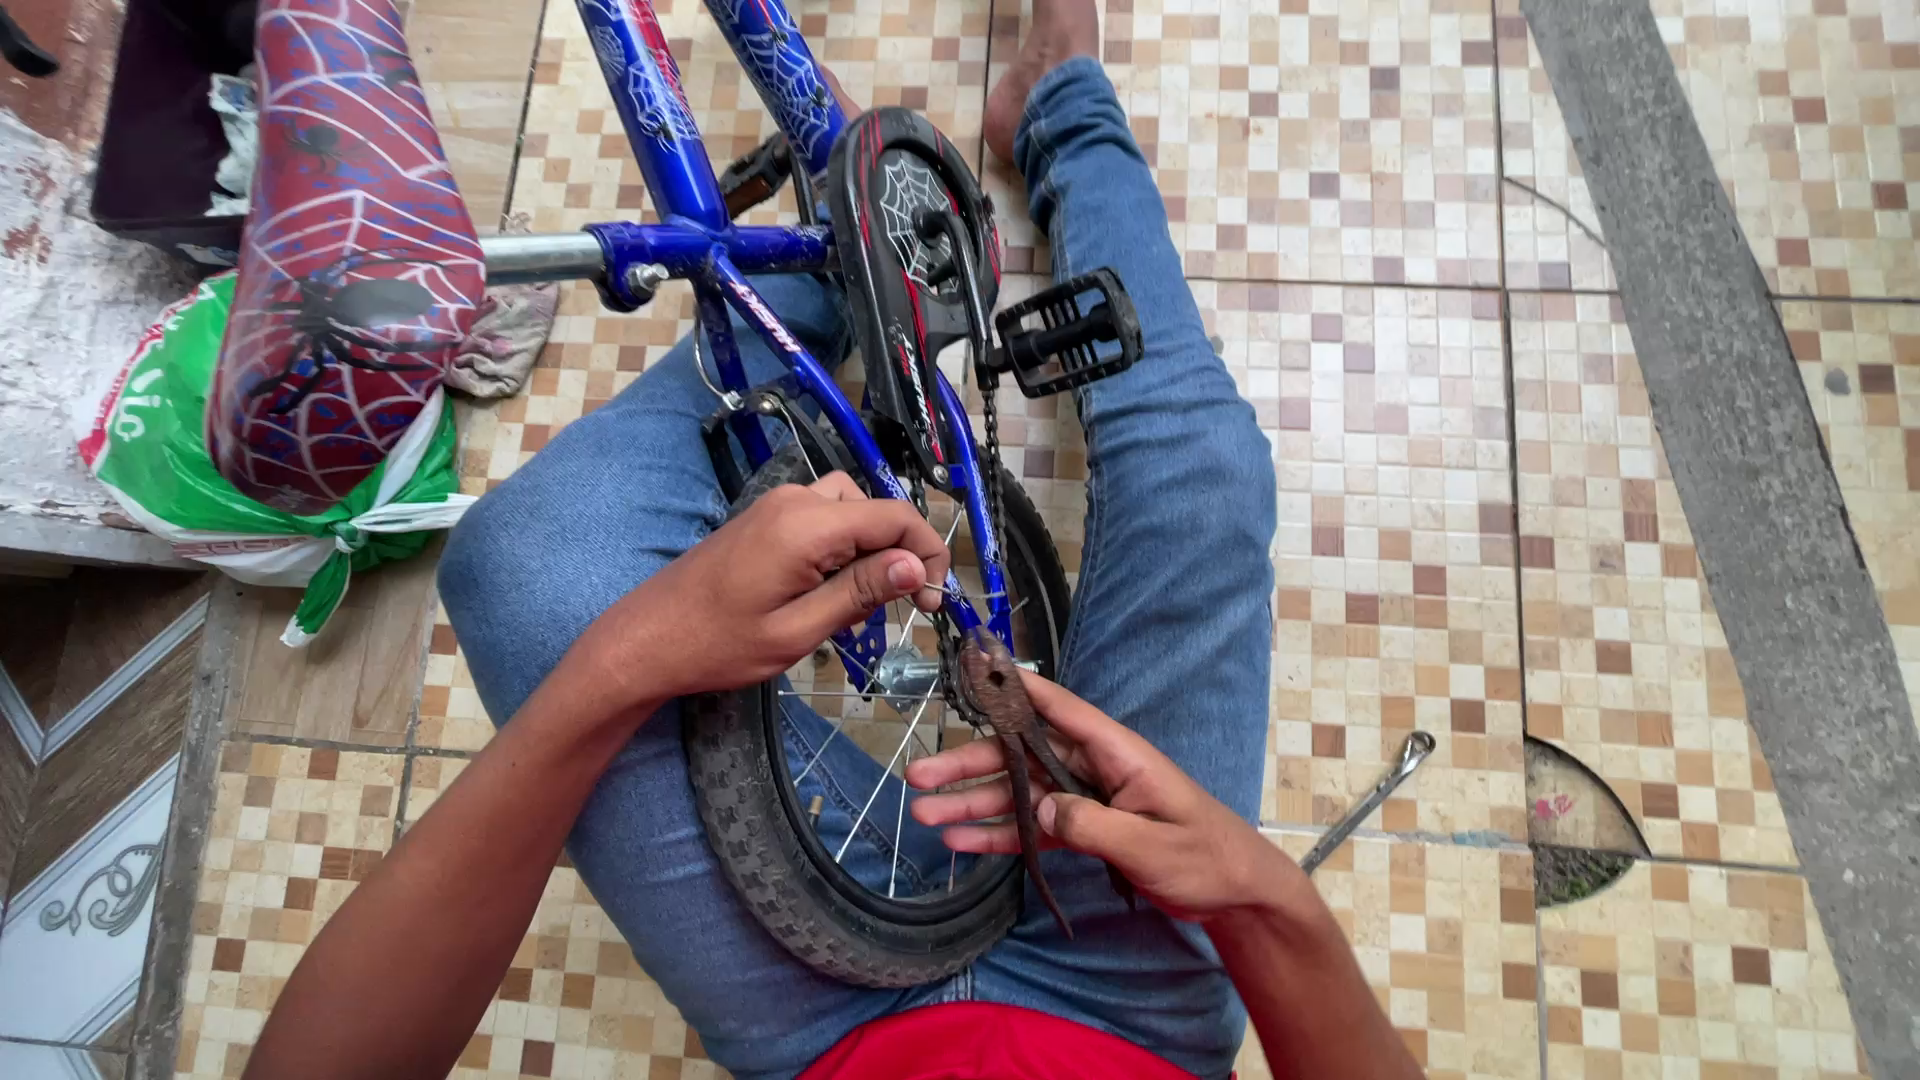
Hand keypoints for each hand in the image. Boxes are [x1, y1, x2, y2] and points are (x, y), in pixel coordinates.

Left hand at [582, 472, 950, 704]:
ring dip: (869, 550)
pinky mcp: (765, 518)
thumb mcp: (798, 630)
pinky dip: (842, 547)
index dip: (926, 554)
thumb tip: (915, 565)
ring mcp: (777, 505)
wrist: (645, 640)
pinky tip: (827, 591)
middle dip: (897, 554)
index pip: (894, 517)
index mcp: (807, 525)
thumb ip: (860, 592)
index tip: (933, 602)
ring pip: (851, 509)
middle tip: (895, 610)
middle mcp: (795, 500)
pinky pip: (823, 518)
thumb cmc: (718, 645)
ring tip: (857, 604)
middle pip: (875, 509)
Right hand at [905, 673, 1312, 923]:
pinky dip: (998, 833)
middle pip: (1020, 755)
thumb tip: (1038, 807)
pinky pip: (1031, 825)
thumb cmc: (1204, 857)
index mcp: (1114, 751)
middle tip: (919, 776)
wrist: (1235, 894)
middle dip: (970, 764)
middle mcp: (1090, 766)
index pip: (1058, 708)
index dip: (1016, 688)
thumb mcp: (1151, 843)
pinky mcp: (1081, 828)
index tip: (975, 671)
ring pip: (1017, 791)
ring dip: (972, 802)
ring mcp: (1082, 797)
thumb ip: (1093, 824)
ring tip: (925, 813)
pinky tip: (961, 841)